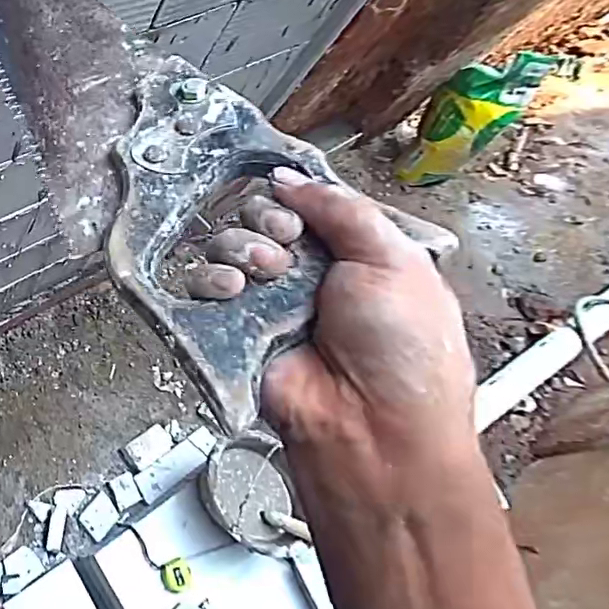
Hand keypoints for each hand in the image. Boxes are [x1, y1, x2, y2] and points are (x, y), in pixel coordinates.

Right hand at [198, 169, 479, 500]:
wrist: (373, 429)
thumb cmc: (404, 355)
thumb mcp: (395, 261)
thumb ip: (343, 208)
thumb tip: (291, 178)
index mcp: (351, 253)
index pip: (304, 203)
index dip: (294, 197)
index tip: (296, 207)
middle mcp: (306, 274)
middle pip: (260, 218)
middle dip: (267, 222)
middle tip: (285, 245)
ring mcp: (268, 300)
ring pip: (228, 245)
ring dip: (242, 250)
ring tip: (266, 275)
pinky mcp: (235, 326)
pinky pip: (205, 285)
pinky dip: (212, 279)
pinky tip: (235, 290)